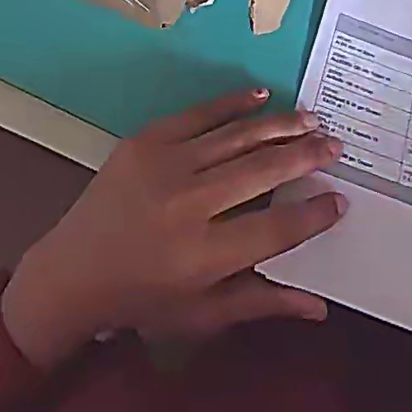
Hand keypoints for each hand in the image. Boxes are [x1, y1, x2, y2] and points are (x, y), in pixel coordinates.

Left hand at [0, 89, 346, 365]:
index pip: (275, 229)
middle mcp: (186, 205)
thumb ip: (261, 303)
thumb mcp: (201, 315)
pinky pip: (202, 113)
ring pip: (239, 136)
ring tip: (313, 119)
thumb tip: (320, 307)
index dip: (314, 213)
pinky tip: (265, 96)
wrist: (70, 271)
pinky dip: (235, 102)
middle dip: (308, 155)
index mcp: (200, 256)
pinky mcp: (147, 140)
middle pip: (263, 170)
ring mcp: (164, 165)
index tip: (341, 199)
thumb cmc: (142, 298)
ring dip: (282, 125)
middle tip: (336, 145)